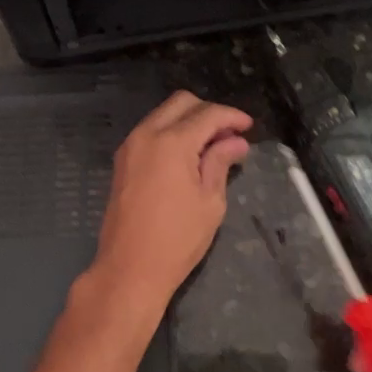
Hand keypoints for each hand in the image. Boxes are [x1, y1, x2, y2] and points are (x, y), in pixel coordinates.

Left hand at [89, 91, 251, 304]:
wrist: (129, 269)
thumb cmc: (177, 239)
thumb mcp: (210, 201)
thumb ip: (220, 162)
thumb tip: (236, 142)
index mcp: (172, 141)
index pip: (208, 114)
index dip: (232, 116)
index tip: (249, 126)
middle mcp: (147, 133)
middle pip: (182, 102)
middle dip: (208, 111)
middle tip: (230, 134)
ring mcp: (130, 145)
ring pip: (163, 114)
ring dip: (188, 120)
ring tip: (211, 145)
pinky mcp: (122, 160)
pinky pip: (150, 130)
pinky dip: (171, 132)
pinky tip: (187, 155)